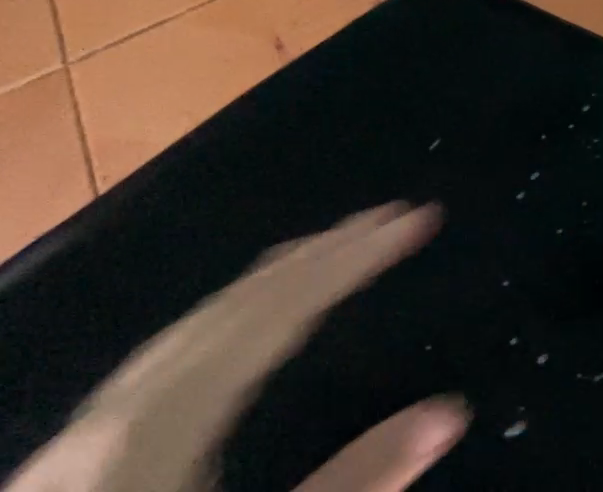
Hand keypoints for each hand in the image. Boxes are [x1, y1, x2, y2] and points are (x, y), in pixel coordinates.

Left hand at [5, 204, 466, 491]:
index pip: (275, 313)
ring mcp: (81, 444)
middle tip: (387, 218)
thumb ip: (353, 483)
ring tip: (327, 254)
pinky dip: (221, 323)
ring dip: (268, 284)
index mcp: (158, 429)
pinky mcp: (71, 469)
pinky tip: (233, 336)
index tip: (415, 219)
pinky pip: (163, 362)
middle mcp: (116, 418)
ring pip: (187, 331)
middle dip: (316, 256)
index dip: (351, 259)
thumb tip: (450, 410)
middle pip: (228, 310)